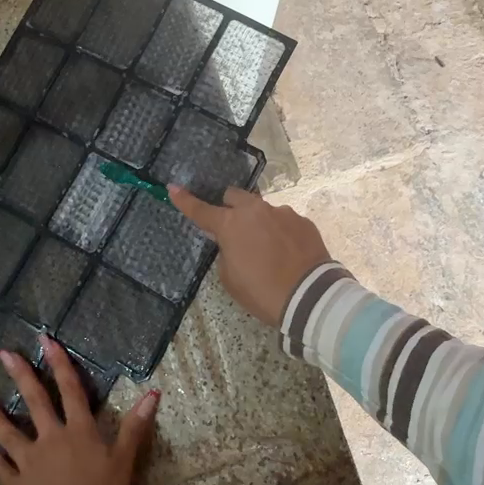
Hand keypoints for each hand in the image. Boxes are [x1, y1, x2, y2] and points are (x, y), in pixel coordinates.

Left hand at [0, 336, 159, 484]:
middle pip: (36, 402)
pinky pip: (5, 470)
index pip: (71, 390)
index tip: (46, 341)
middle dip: (23, 376)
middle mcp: (51, 438)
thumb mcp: (123, 461)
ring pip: (10, 434)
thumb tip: (152, 392)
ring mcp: (30, 461)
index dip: (60, 364)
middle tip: (5, 354)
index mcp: (79, 430)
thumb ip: (134, 427)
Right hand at [169, 185, 331, 326]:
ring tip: (269, 250)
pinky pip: (285, 221)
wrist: (309, 296)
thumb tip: (232, 242)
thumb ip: (225, 253)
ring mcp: (282, 213)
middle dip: (230, 208)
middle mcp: (255, 211)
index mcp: (231, 225)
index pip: (201, 210)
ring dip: (259, 222)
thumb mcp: (230, 278)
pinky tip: (288, 253)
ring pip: (262, 209)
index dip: (185, 201)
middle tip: (235, 230)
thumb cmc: (262, 291)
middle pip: (234, 196)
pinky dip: (281, 232)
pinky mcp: (303, 221)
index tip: (173, 188)